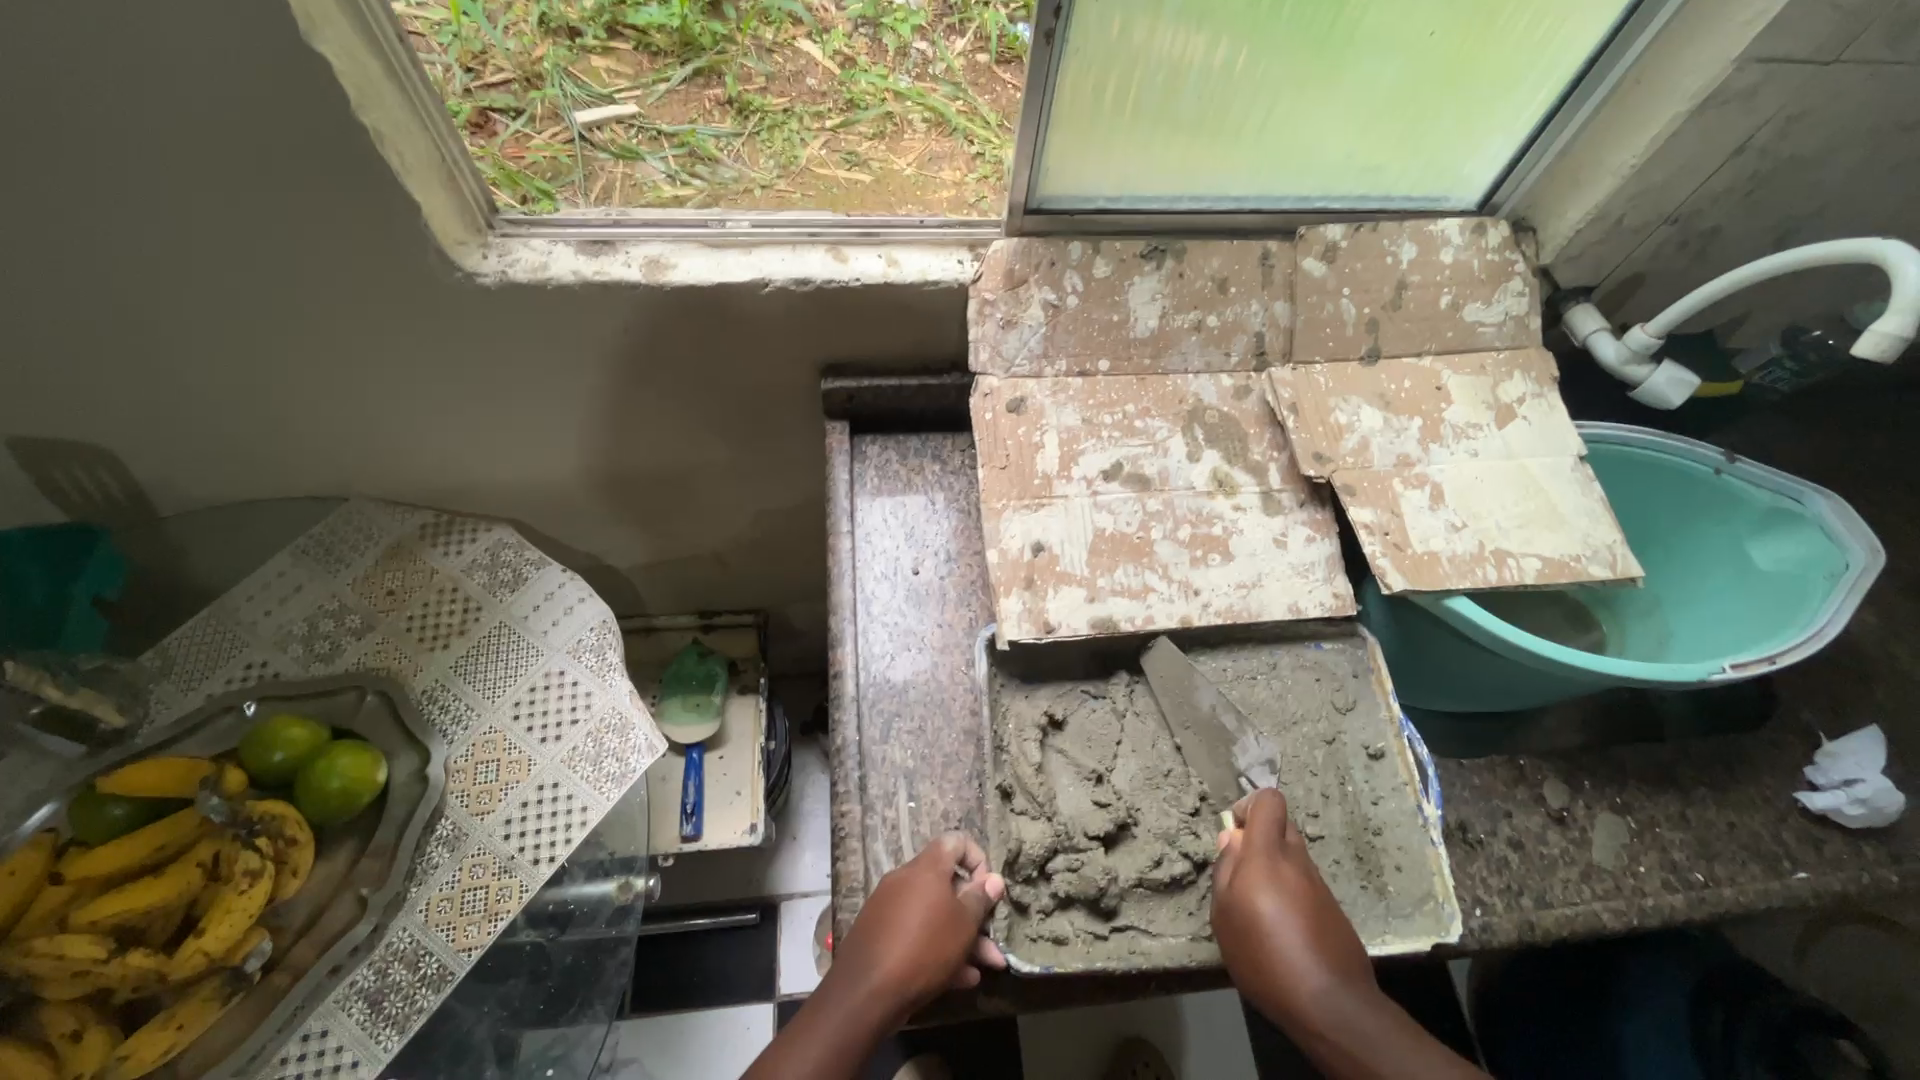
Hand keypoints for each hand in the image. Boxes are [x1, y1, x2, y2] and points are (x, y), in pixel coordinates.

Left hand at [824, 832, 1006, 1022]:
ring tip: (986, 967)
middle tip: (993, 939)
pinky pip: (917, 934)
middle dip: (974, 914)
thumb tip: (993, 879)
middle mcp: (905, 880)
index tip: (987, 889)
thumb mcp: (963, 924)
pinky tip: (961, 979)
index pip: (955, 841)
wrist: (865, 991)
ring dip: (962, 938)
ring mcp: (890, 908)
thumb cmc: (924, 948)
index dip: (978, 859)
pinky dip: (939, 949)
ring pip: (934, 915)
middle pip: (947, 885)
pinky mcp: (881, 935)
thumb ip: (980, 899)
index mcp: (926, 868)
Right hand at [1211, 788, 1374, 1025]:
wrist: (1330, 1003)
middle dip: (1259, 838)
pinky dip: (1290, 893)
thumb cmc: (1264, 956)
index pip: (1270, 801)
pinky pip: (1304, 883)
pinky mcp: (1332, 908)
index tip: (1233, 834)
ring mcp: (1319, 885)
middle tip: (1241, 874)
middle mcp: (1298, 861)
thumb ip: (1225, 869)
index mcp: (1268, 855)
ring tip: (1258, 908)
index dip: (1249, 806)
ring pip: (1293, 856)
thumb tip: (1230, 837)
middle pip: (1282, 826)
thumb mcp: (1225, 914)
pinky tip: (1281, 929)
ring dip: (1274, 868)